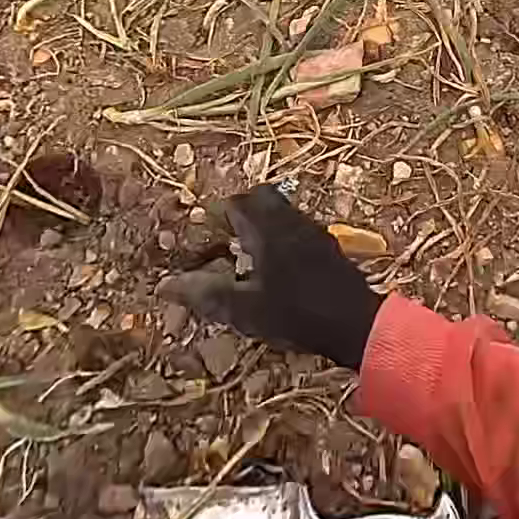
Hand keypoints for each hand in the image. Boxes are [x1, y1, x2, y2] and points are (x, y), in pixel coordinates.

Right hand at [159, 180, 383, 368]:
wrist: (353, 320)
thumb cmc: (294, 313)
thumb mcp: (244, 309)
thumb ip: (205, 293)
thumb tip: (165, 284)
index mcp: (267, 229)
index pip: (237, 203)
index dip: (216, 215)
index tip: (203, 234)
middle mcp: (291, 220)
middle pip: (262, 197)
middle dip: (240, 211)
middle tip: (223, 237)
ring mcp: (312, 229)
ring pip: (281, 210)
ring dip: (262, 222)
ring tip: (246, 253)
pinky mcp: (326, 243)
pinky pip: (296, 225)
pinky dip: (280, 234)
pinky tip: (276, 265)